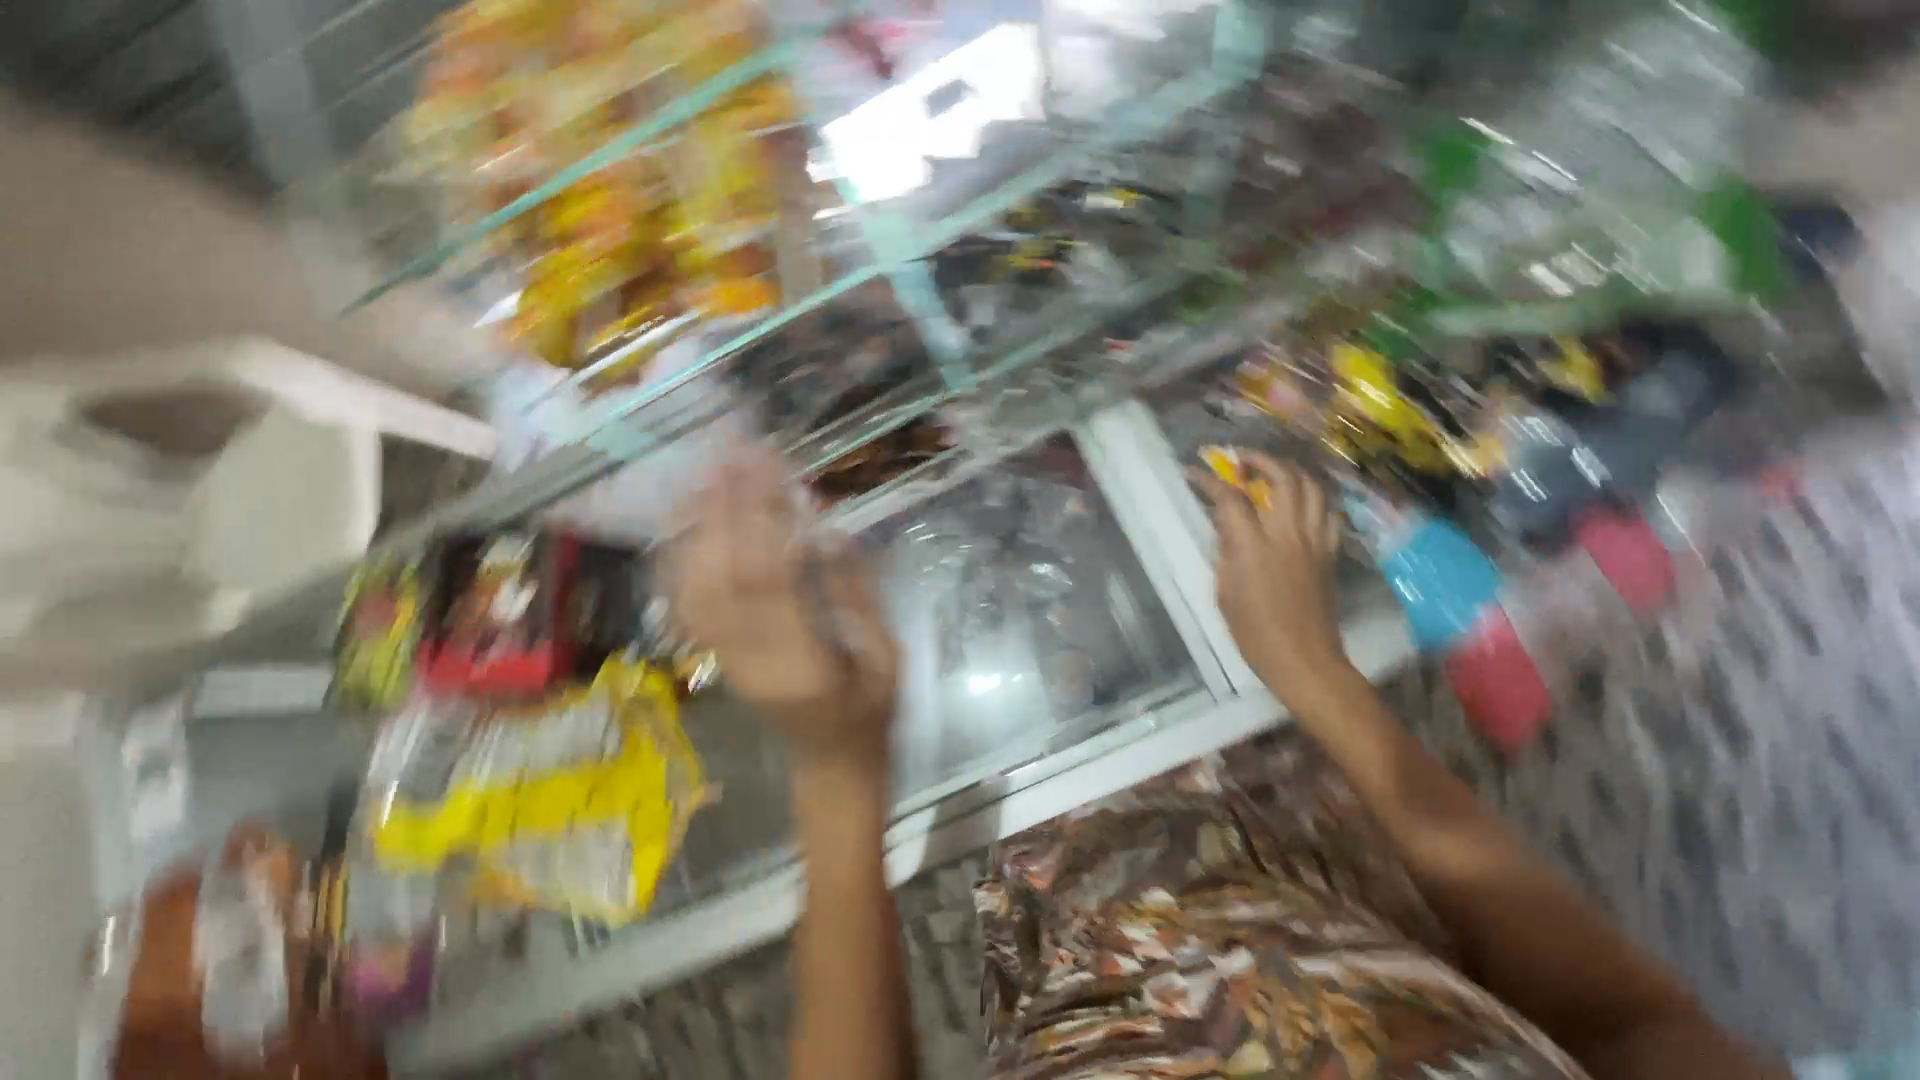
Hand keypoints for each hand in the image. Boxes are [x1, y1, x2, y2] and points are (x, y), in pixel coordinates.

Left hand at [666, 450, 899, 778]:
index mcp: (803, 662)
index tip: (767, 464)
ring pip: (696, 588)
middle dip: (724, 507)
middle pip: (724, 575)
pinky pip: (687, 608)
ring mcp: (727, 662)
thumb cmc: (872, 714)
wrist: (832, 767)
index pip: (771, 578)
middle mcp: (752, 661)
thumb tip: (830, 532)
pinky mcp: (717, 660)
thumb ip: (857, 596)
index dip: (764, 516)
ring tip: (704, 474)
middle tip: (729, 451)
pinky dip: (681, 561)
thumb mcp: (886, 658)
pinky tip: (686, 524)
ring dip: (696, 527)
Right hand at [1192, 450, 1350, 707]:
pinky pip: (1328, 512)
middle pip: (1283, 476)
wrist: (1303, 659)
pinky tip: (1301, 502)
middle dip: (1260, 460)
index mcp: (1253, 546)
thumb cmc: (1254, 633)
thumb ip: (1226, 552)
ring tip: (1273, 473)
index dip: (1210, 480)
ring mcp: (1314, 540)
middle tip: (1241, 461)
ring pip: (1312, 487)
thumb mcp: (1225, 592)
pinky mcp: (1330, 552)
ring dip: (1291, 471)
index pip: (1231, 497)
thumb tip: (1227, 526)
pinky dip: (1314, 498)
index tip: (1194, 473)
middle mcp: (1287, 534)